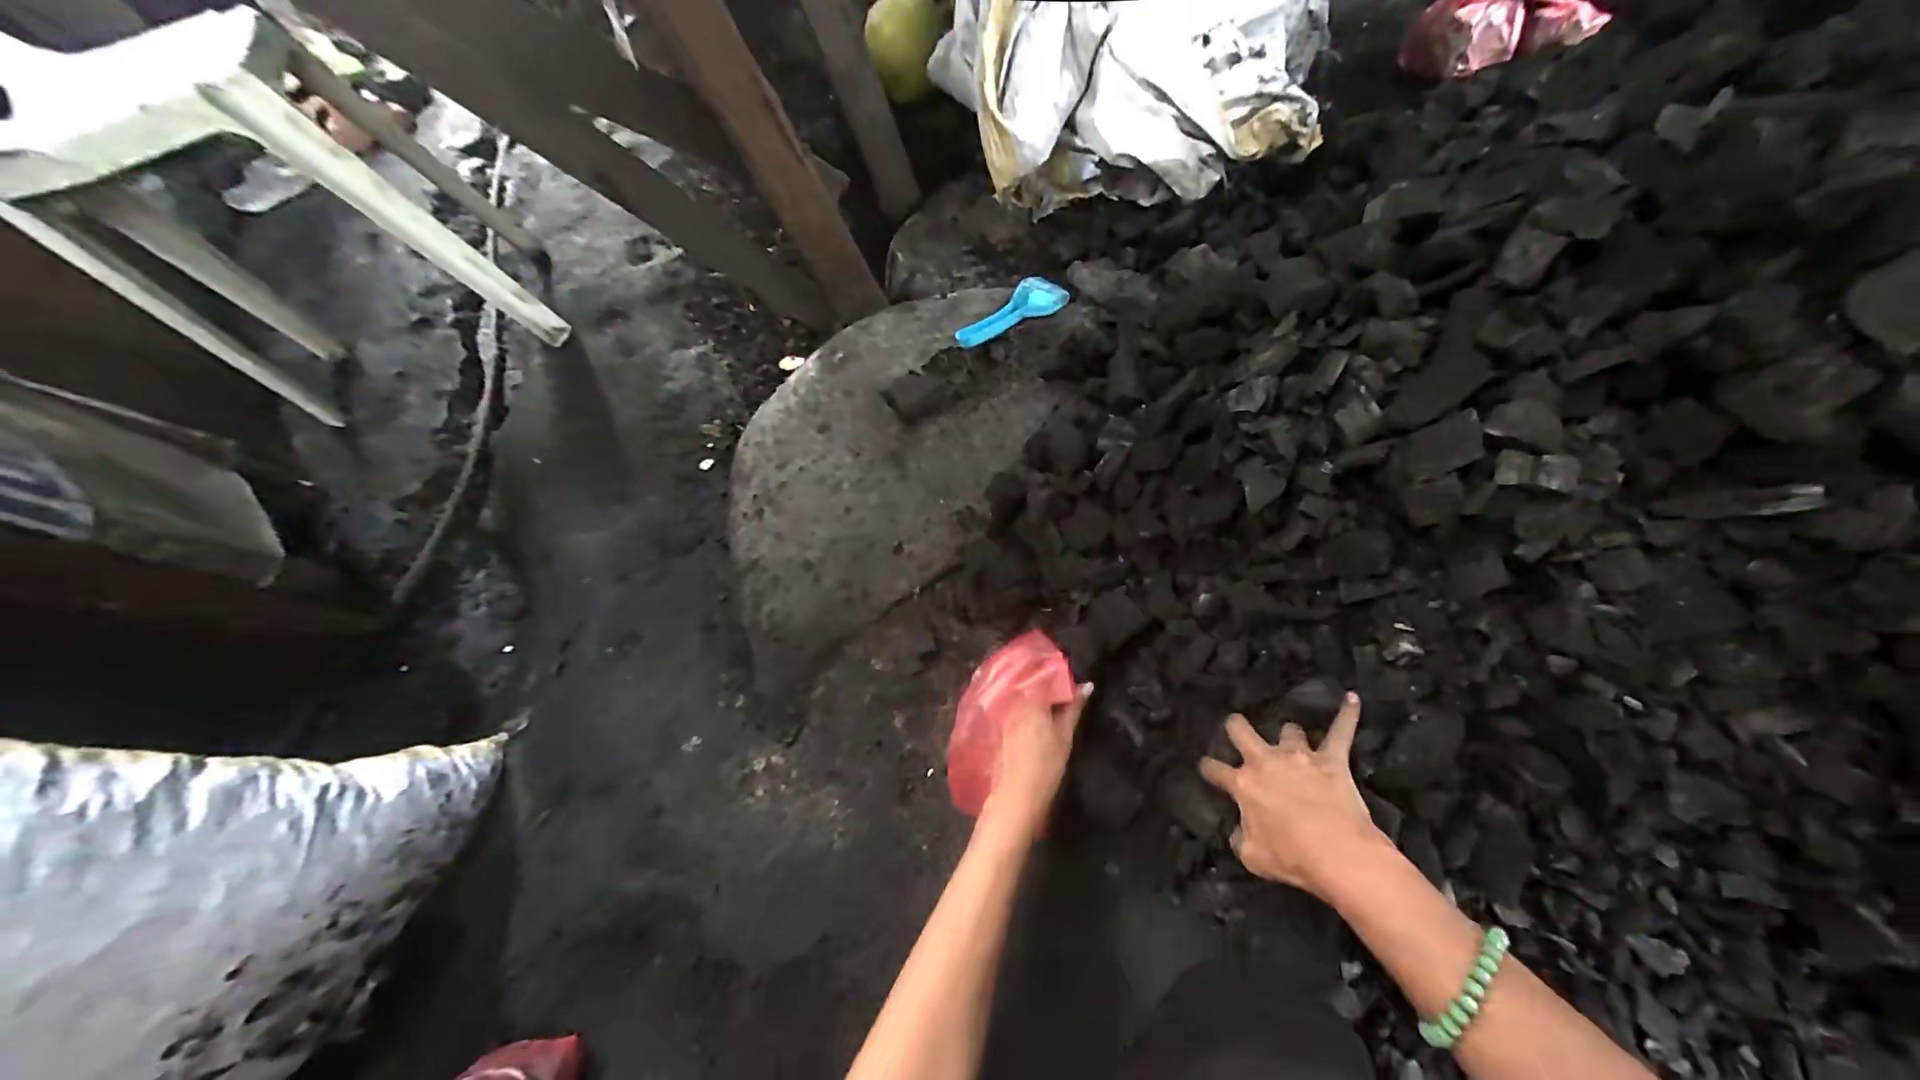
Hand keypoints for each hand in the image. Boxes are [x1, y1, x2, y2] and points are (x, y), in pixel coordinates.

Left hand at [979, 683, 1091, 838]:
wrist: (1016, 796)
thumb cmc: (1046, 766)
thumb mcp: (1065, 736)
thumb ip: (1074, 708)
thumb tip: (1087, 685)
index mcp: (1031, 701)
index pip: (1045, 679)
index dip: (1058, 677)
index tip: (1071, 681)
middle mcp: (1013, 705)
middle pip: (1031, 688)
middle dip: (1046, 688)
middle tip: (1064, 695)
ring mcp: (1003, 719)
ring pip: (1021, 701)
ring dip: (1035, 701)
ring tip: (1051, 709)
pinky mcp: (998, 733)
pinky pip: (1013, 714)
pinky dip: (1024, 714)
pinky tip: (1034, 724)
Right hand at [1198, 692, 1383, 898]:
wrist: (1340, 855)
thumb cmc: (1292, 857)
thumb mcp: (1252, 856)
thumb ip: (1240, 836)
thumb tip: (1239, 829)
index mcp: (1242, 783)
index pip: (1214, 769)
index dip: (1208, 769)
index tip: (1207, 769)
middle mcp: (1265, 761)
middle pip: (1240, 730)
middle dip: (1236, 727)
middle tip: (1237, 730)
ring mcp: (1299, 757)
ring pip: (1289, 730)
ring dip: (1289, 736)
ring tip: (1293, 741)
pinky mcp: (1332, 760)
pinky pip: (1341, 731)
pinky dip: (1347, 714)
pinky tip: (1352, 699)